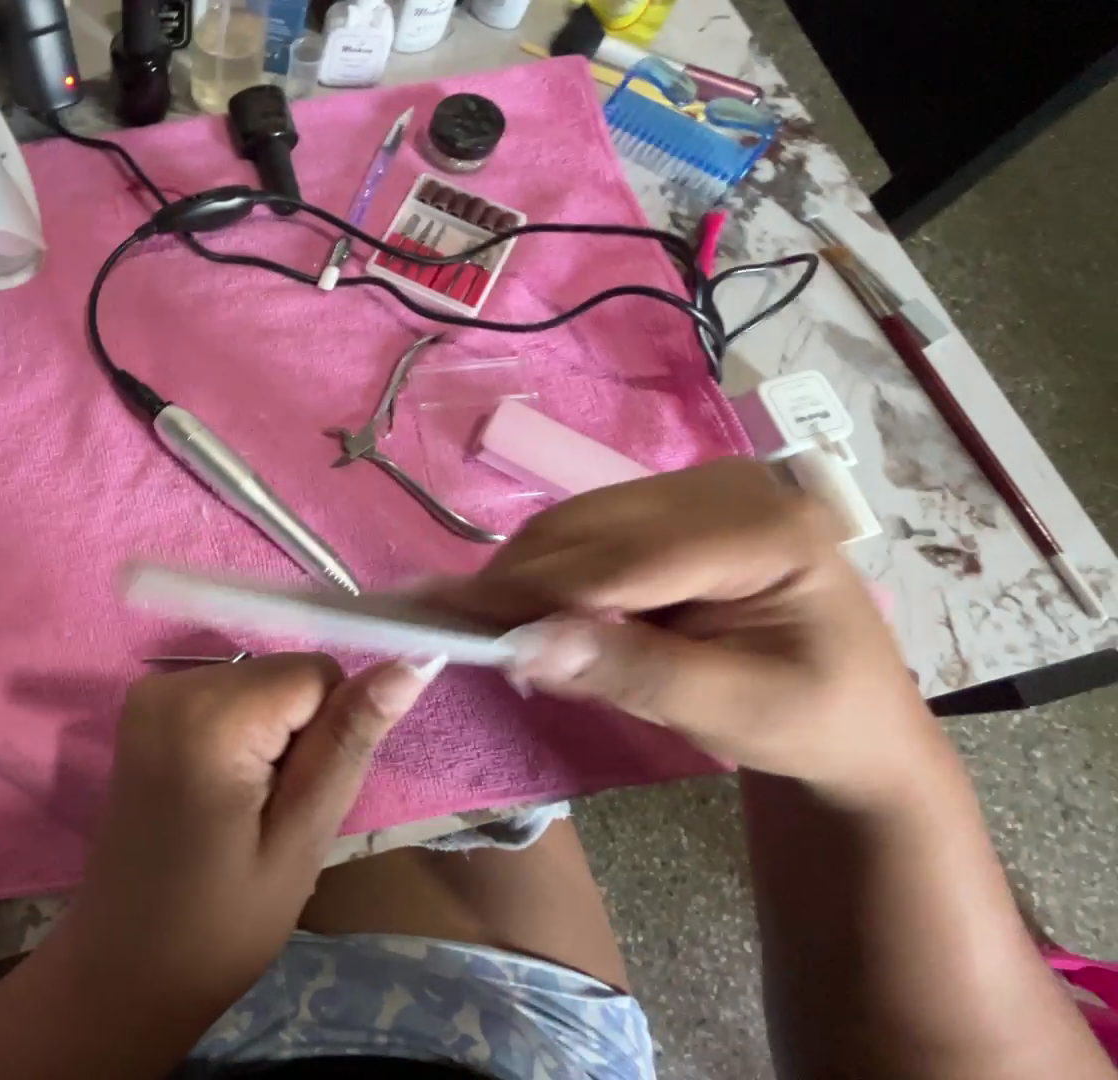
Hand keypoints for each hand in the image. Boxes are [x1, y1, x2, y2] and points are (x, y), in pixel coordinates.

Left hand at [57, 653, 441, 1014]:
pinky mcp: (143, 710)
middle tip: (273, 812)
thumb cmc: (222, 922)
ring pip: (258, 683)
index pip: (315, 672)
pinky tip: (221, 794)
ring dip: (271, 735)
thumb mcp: (302, 838)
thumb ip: (350, 740)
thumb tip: (409, 663)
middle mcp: (169, 683)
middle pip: (282, 674)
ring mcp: (149, 694)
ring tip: (245, 809)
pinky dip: (241, 734)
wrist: (127, 963)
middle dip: (299, 733)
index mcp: (207, 714)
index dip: (330, 732)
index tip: (300, 796)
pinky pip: (225, 696)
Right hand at [432, 459, 936, 799]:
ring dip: (519, 576)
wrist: (848, 713)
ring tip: (480, 626)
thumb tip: (527, 645)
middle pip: (586, 529)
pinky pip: (578, 534)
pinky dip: (539, 573)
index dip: (534, 591)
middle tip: (451, 629)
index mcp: (769, 531)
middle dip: (515, 582)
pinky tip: (519, 608)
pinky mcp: (663, 508)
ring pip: (570, 526)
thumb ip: (635, 674)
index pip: (625, 556)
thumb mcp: (733, 712)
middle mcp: (727, 489)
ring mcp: (692, 491)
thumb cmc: (809, 722)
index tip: (454, 620)